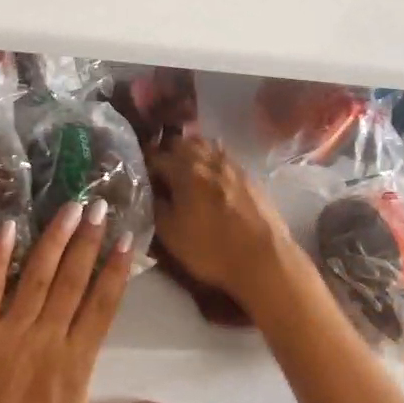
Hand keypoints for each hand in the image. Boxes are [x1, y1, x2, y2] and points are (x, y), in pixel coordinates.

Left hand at [0, 199, 182, 402]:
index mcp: (77, 363)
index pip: (103, 304)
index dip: (116, 269)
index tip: (127, 237)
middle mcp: (47, 339)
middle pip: (72, 280)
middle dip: (88, 240)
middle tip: (99, 205)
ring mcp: (8, 334)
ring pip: (35, 276)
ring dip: (53, 240)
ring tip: (69, 208)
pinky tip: (8, 228)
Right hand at [147, 135, 307, 309]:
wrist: (265, 259)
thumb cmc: (211, 249)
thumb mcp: (170, 234)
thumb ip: (155, 206)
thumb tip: (149, 190)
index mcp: (184, 171)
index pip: (155, 156)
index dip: (143, 163)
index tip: (138, 173)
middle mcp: (207, 160)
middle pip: (181, 143)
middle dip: (167, 152)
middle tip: (160, 170)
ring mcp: (232, 165)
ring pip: (205, 145)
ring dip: (191, 152)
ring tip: (185, 170)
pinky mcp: (250, 176)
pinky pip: (224, 157)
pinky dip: (211, 161)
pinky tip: (211, 177)